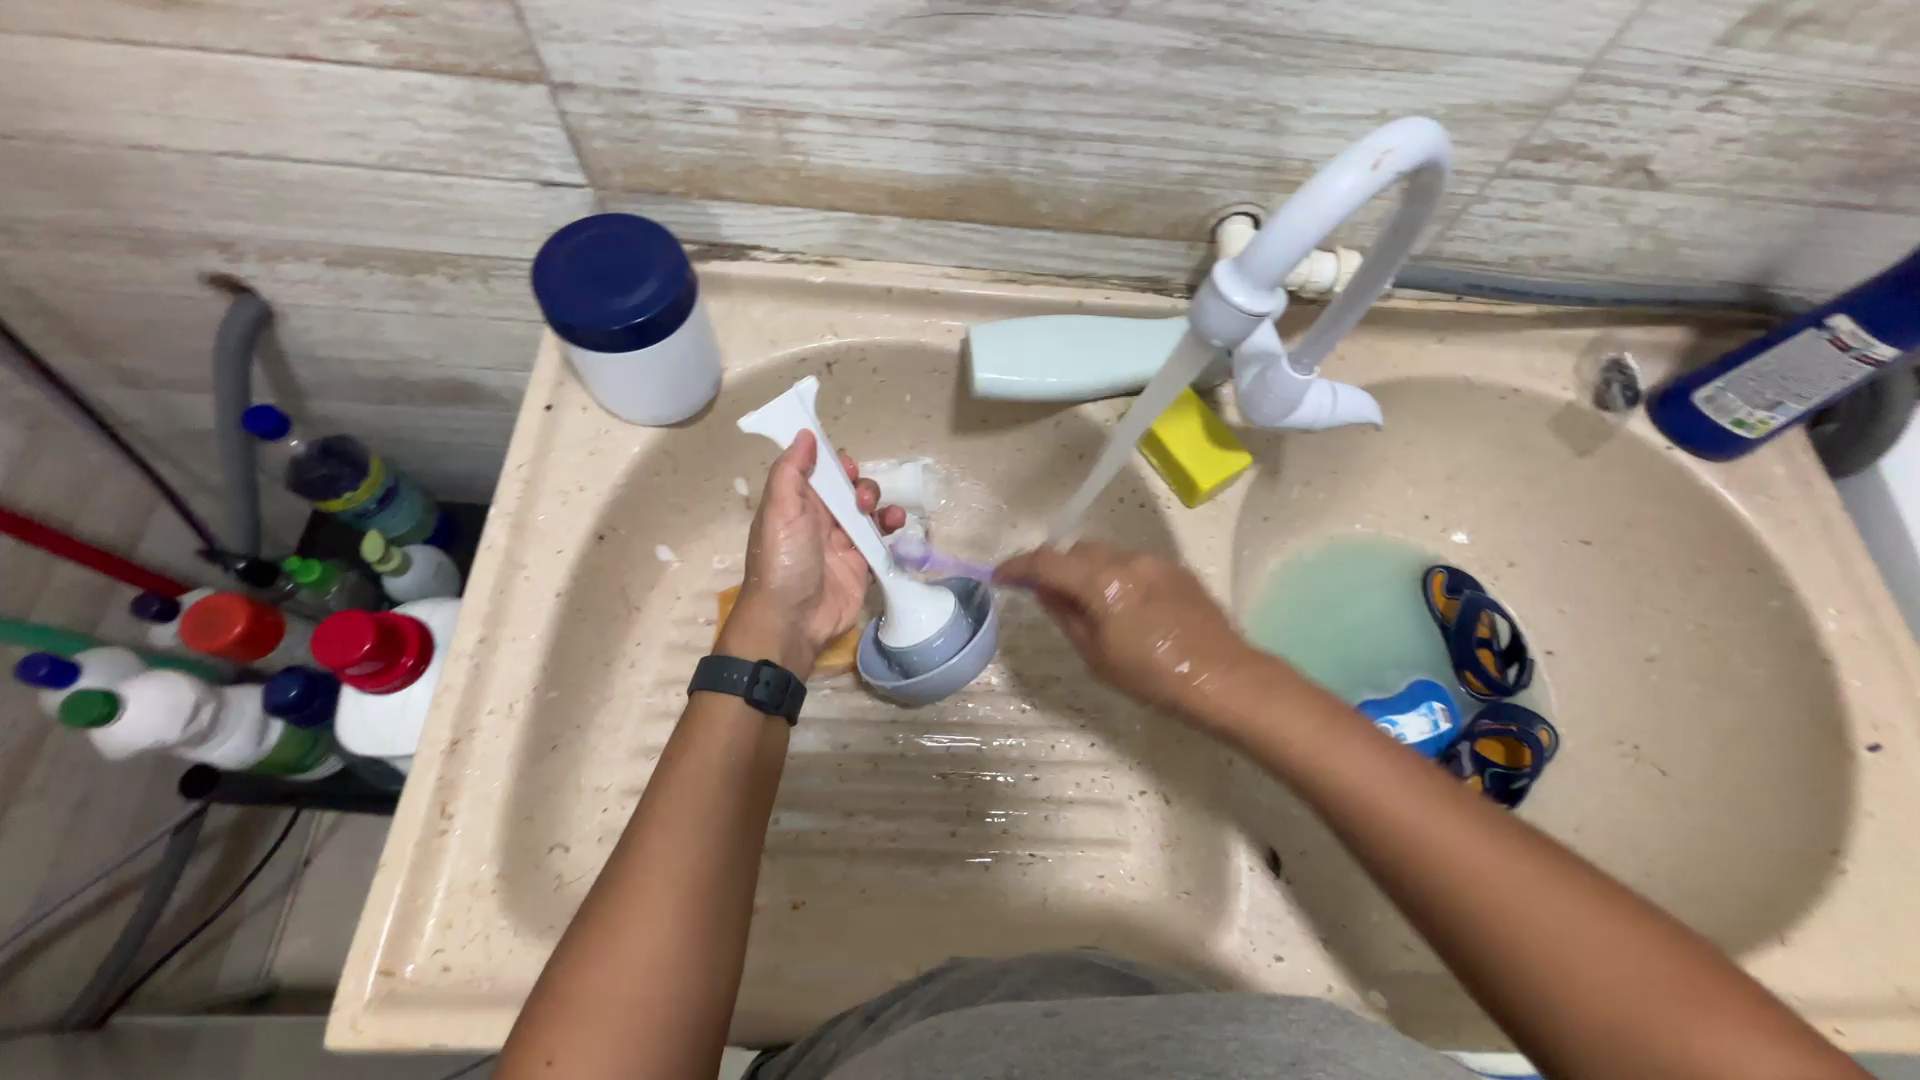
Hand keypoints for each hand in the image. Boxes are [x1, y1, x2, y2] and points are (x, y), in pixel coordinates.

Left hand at [719, 431, 904, 677]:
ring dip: (880, 504)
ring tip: (884, 517)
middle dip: (861, 485)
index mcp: (796, 504)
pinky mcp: (862, 564)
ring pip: (868, 512)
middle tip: (860, 501)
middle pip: (848, 489)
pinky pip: (881, 539)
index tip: (846, 466)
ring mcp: (842, 542)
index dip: (834, 463)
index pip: (819, 472)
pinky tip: (896, 527)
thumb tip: (805, 434)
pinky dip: (891, 528)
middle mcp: (820, 520)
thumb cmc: (783, 561)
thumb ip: (791, 471)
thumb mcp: (779, 511)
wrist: (794, 620)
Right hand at [995, 540, 1266, 723]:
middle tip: (1045, 594)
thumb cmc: (1153, 677)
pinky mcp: (1177, 570)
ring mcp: (1155, 562)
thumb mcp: (1097, 656)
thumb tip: (1043, 592)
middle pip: (1077, 550)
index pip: (1047, 562)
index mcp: (1102, 583)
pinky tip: (1123, 605)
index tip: (1000, 577)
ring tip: (1087, 602)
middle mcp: (1127, 561)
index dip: (1017, 566)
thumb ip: (1066, 616)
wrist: (1222, 678)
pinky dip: (1116, 575)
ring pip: (1106, 553)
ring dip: (1087, 569)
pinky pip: (1133, 563)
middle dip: (1055, 566)